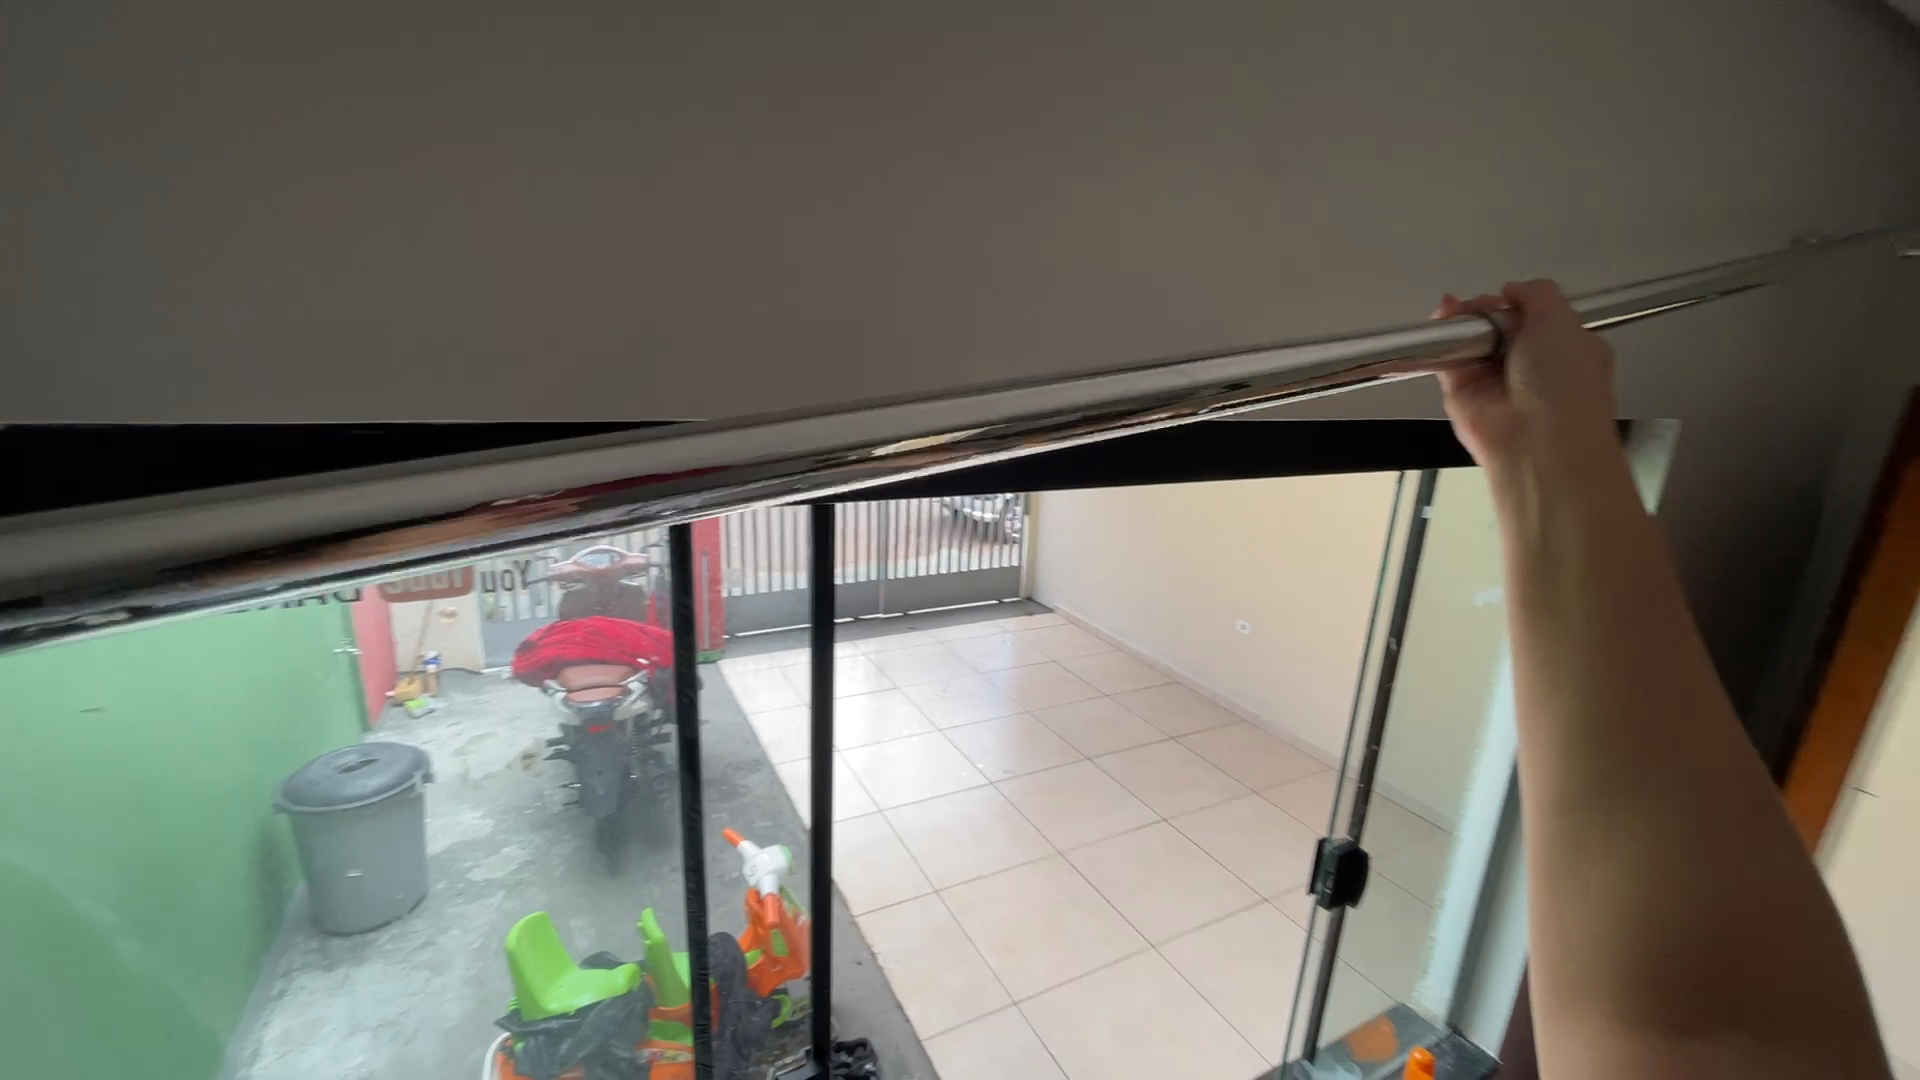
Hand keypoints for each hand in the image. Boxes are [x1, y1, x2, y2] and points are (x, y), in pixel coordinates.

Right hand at [1434, 280, 1619, 471]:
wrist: (1535, 437)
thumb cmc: (1562, 380)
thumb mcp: (1561, 321)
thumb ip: (1537, 294)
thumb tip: (1510, 289)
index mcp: (1563, 345)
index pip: (1533, 314)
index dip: (1514, 301)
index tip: (1502, 295)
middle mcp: (1527, 362)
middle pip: (1497, 325)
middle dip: (1482, 310)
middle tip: (1473, 305)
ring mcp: (1493, 378)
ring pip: (1470, 341)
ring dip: (1459, 323)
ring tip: (1449, 310)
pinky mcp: (1461, 393)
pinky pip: (1447, 363)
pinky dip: (1440, 345)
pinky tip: (1437, 326)